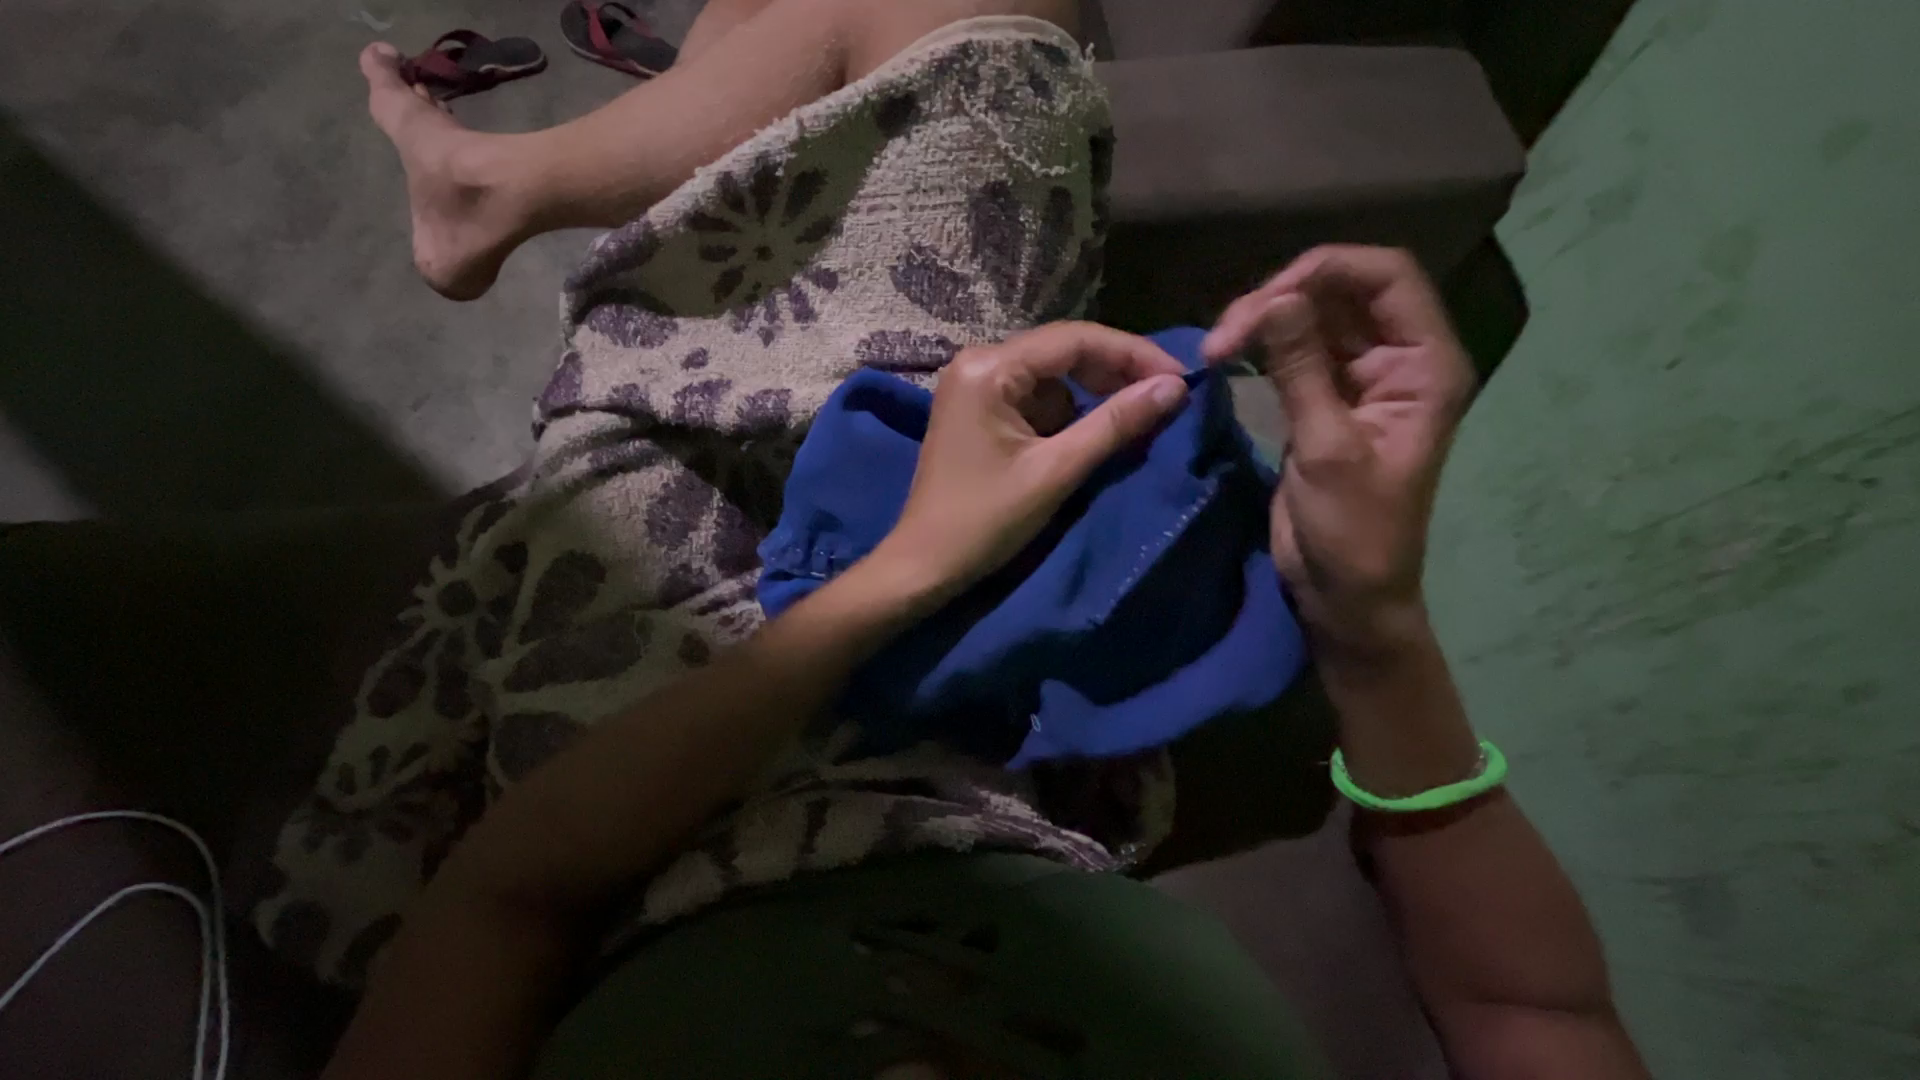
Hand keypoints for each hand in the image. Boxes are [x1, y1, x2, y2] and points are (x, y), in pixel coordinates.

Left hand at [871, 322, 1189, 600]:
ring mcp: (976, 386)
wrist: (925, 564)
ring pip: (1054, 377)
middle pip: (1064, 352)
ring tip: (1136, 423)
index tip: (1181, 379)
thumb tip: (1175, 387)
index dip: (1133, 355)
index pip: (1075, 340)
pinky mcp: (979, 411)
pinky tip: (1093, 437)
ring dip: (1094, 398)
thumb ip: (1115, 423)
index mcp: (989, 368)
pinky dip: (1068, 416)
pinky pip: (1036, 399)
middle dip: (1115, 376)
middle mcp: (979, 362)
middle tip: (1166, 401)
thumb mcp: (1056, 471)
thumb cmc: (985, 521)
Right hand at [1203, 246, 1473, 653]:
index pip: (1387, 278)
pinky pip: (1294, 353)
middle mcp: (1397, 361)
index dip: (1326, 270)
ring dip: (1263, 323)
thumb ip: (1302, 369)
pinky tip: (1226, 358)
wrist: (1346, 593)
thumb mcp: (1327, 449)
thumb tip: (1273, 299)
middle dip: (1281, 298)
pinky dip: (1260, 348)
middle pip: (1343, 292)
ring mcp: (1359, 380)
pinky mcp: (1324, 401)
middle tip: (1222, 335)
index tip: (1262, 300)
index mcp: (1425, 366)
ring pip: (1313, 319)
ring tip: (1215, 348)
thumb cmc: (1355, 532)